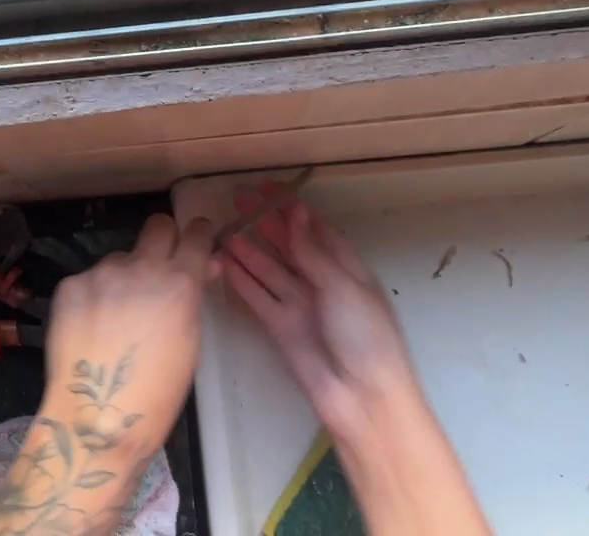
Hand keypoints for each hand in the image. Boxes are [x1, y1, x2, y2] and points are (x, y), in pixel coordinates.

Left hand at [0, 214, 212, 535]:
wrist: (95, 419)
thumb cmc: (156, 394)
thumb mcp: (189, 343)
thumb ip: (191, 297)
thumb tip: (202, 267)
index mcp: (179, 283)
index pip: (195, 235)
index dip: (197, 234)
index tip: (193, 237)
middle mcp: (141, 267)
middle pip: (157, 226)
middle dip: (162, 239)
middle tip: (156, 266)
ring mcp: (102, 272)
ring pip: (119, 260)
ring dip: (121, 279)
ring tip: (113, 319)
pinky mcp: (70, 284)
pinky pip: (89, 280)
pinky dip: (92, 297)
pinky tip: (89, 328)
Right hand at [218, 192, 417, 446]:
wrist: (362, 400)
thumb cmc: (365, 336)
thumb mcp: (343, 286)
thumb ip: (313, 251)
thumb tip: (295, 212)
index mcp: (345, 268)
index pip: (315, 228)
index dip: (292, 207)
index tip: (268, 188)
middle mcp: (320, 282)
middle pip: (288, 245)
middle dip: (265, 223)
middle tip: (237, 201)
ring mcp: (298, 304)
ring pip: (268, 268)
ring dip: (247, 248)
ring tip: (223, 227)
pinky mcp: (279, 326)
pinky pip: (257, 295)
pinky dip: (241, 279)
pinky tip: (223, 261)